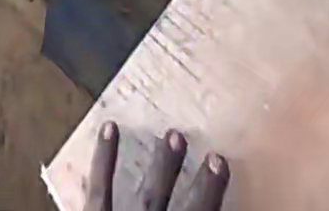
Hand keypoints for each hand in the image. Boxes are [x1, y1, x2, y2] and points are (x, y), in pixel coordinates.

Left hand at [86, 122, 229, 210]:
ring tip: (176, 136)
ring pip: (150, 196)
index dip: (215, 199)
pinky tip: (110, 125)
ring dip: (165, 167)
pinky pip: (99, 188)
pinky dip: (104, 156)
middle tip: (215, 157)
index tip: (230, 174)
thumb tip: (213, 206)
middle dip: (203, 189)